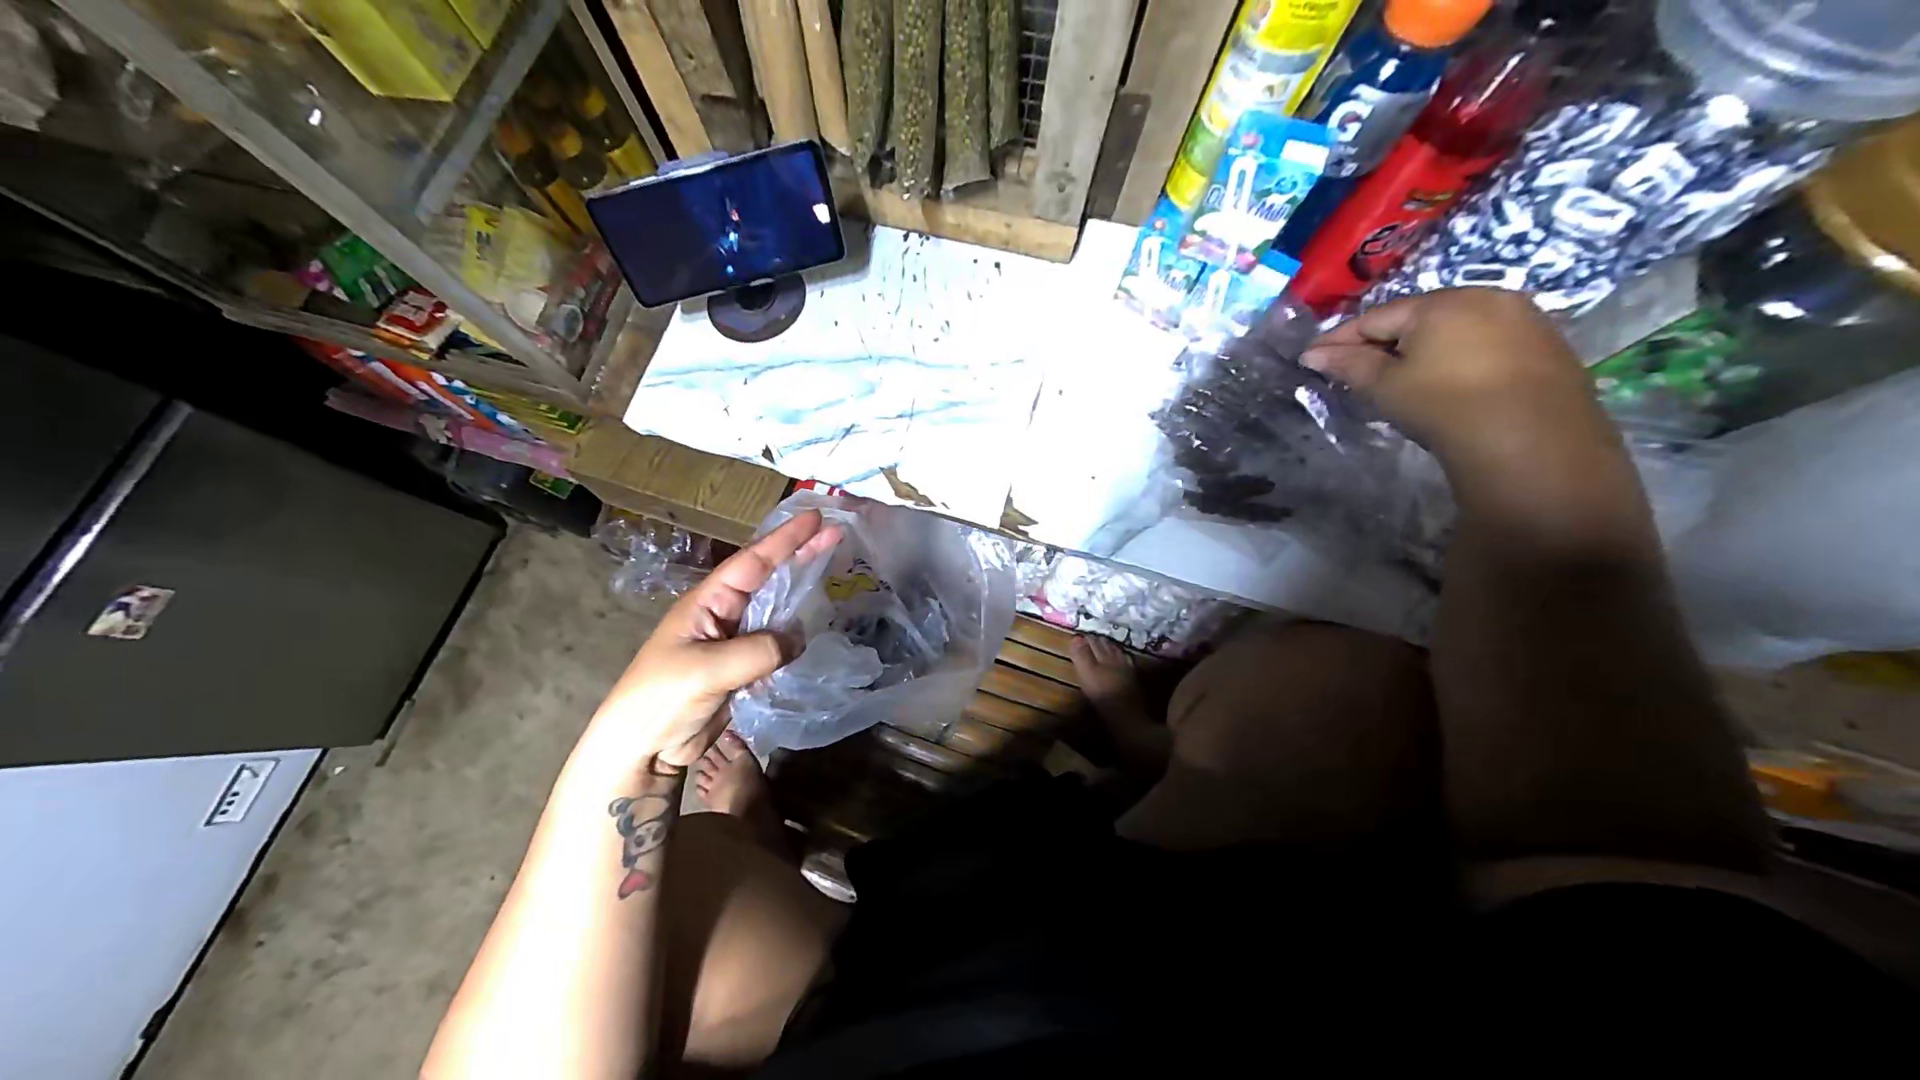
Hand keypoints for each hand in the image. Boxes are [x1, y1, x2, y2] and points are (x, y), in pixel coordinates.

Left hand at [579, 510, 841, 770]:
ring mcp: (733, 641)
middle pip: (768, 576)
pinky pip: (776, 640)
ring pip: (775, 607)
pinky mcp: (742, 667)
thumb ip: (760, 650)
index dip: (786, 539)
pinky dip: (798, 628)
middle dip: (800, 553)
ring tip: (834, 568)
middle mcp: (723, 613)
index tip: (816, 517)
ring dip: (802, 588)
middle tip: (836, 532)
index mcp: (707, 602)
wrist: (641, 748)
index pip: (753, 561)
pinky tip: (817, 621)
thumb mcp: (708, 669)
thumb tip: (799, 638)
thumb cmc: (661, 698)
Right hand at [1298, 288, 1609, 466]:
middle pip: (1417, 317)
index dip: (1340, 339)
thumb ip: (1349, 365)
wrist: (1531, 440)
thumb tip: (1312, 354)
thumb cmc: (1444, 405)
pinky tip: (1448, 383)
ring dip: (1422, 348)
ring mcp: (1522, 317)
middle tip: (1356, 371)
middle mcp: (1484, 296)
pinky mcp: (1547, 343)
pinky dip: (1458, 356)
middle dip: (1382, 342)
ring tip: (1400, 378)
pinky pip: (1485, 341)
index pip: (1375, 317)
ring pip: (1454, 328)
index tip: (1313, 358)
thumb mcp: (1386, 387)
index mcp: (1440, 303)